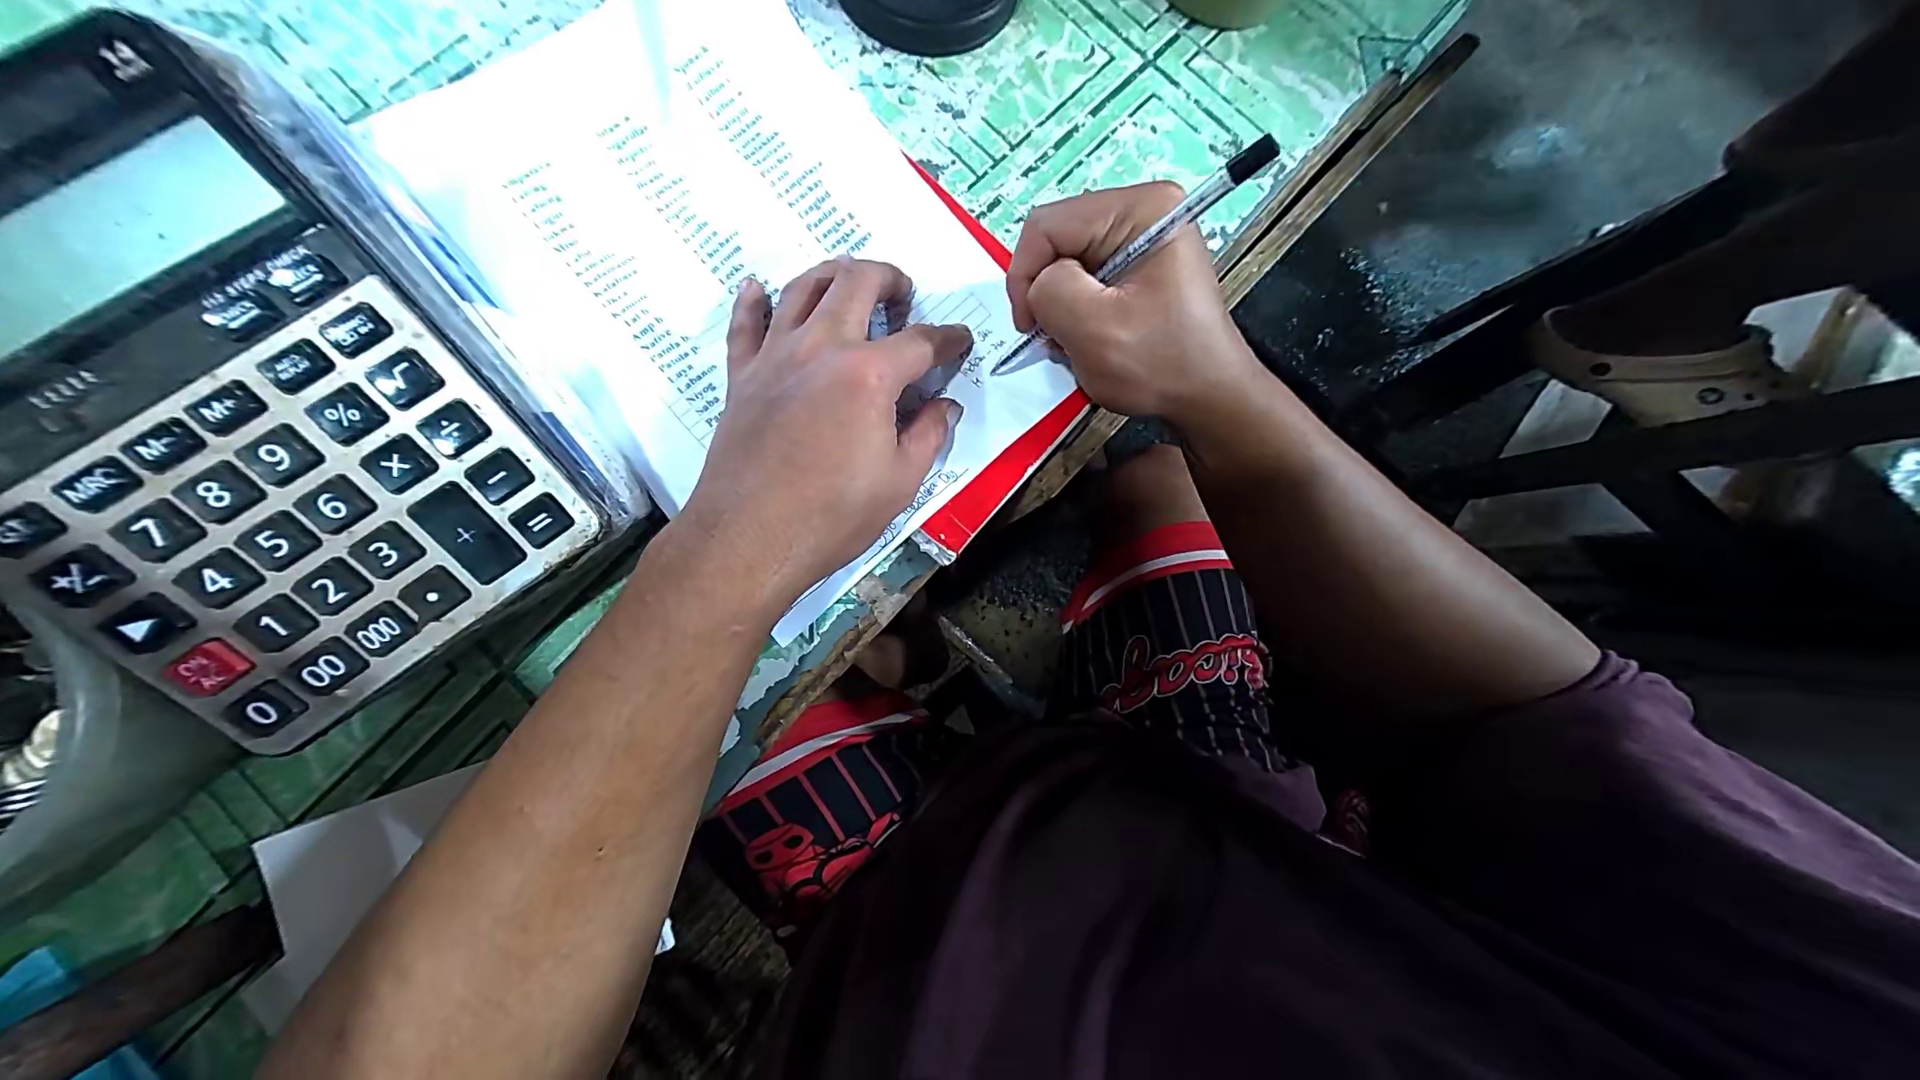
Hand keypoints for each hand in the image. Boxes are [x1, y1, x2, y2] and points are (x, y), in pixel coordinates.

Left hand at [676, 258, 969, 607]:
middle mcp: (821, 349)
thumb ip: (930, 435)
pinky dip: (754, 301)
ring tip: (848, 279)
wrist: (749, 538)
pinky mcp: (742, 377)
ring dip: (831, 274)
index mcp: (869, 375)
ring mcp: (775, 358)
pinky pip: (745, 325)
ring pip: (802, 288)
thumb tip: (946, 406)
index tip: (961, 342)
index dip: (949, 339)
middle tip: (903, 295)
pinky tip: (759, 289)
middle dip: (889, 279)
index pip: (921, 342)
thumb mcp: (901, 482)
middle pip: (857, 284)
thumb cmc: (833, 515)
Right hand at [1007, 183, 1265, 427]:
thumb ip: (1051, 292)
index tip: (1030, 325)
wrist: (1208, 396)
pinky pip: (1084, 281)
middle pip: (1056, 242)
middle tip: (1056, 336)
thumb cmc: (1162, 366)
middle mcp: (1142, 213)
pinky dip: (1076, 313)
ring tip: (1079, 341)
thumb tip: (1037, 285)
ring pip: (1066, 265)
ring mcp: (1140, 240)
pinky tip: (1091, 338)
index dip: (1025, 276)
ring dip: (1060, 308)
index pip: (1047, 225)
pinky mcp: (1136, 267)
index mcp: (1141, 209)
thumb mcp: (1095, 329)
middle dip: (1046, 293)